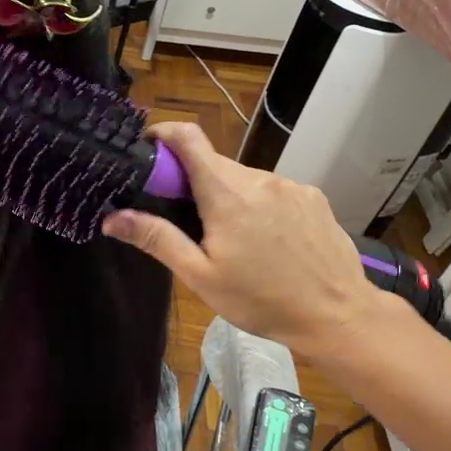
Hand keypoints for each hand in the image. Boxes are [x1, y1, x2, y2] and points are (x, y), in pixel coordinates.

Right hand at [102, 122, 387, 360]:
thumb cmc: (261, 300)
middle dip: (192, 182)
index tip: (147, 152)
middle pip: (213, 163)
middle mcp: (259, 179)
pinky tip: (266, 240)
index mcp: (226, 195)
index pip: (188, 139)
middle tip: (185, 220)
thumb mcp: (200, 276)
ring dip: (226, 196)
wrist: (338, 315)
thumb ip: (157, 239)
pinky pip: (271, 189)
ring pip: (242, 178)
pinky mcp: (312, 196)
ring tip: (231, 240)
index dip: (162, 135)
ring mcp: (290, 185)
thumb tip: (112, 218)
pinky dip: (257, 204)